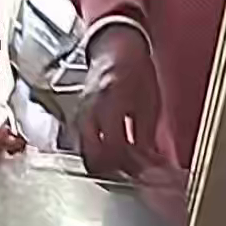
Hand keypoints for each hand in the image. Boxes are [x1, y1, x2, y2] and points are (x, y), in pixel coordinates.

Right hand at [76, 24, 161, 177]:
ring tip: (122, 170)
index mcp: (111, 102)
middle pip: (94, 157)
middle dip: (113, 173)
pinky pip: (83, 145)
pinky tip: (111, 159)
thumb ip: (144, 139)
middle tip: (130, 177)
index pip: (114, 148)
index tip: (142, 174)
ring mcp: (81, 114)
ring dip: (104, 166)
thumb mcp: (148, 106)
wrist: (115, 47)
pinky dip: (97, 156)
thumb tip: (148, 168)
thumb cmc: (136, 72)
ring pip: (86, 154)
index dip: (129, 166)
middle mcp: (91, 109)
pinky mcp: (78, 117)